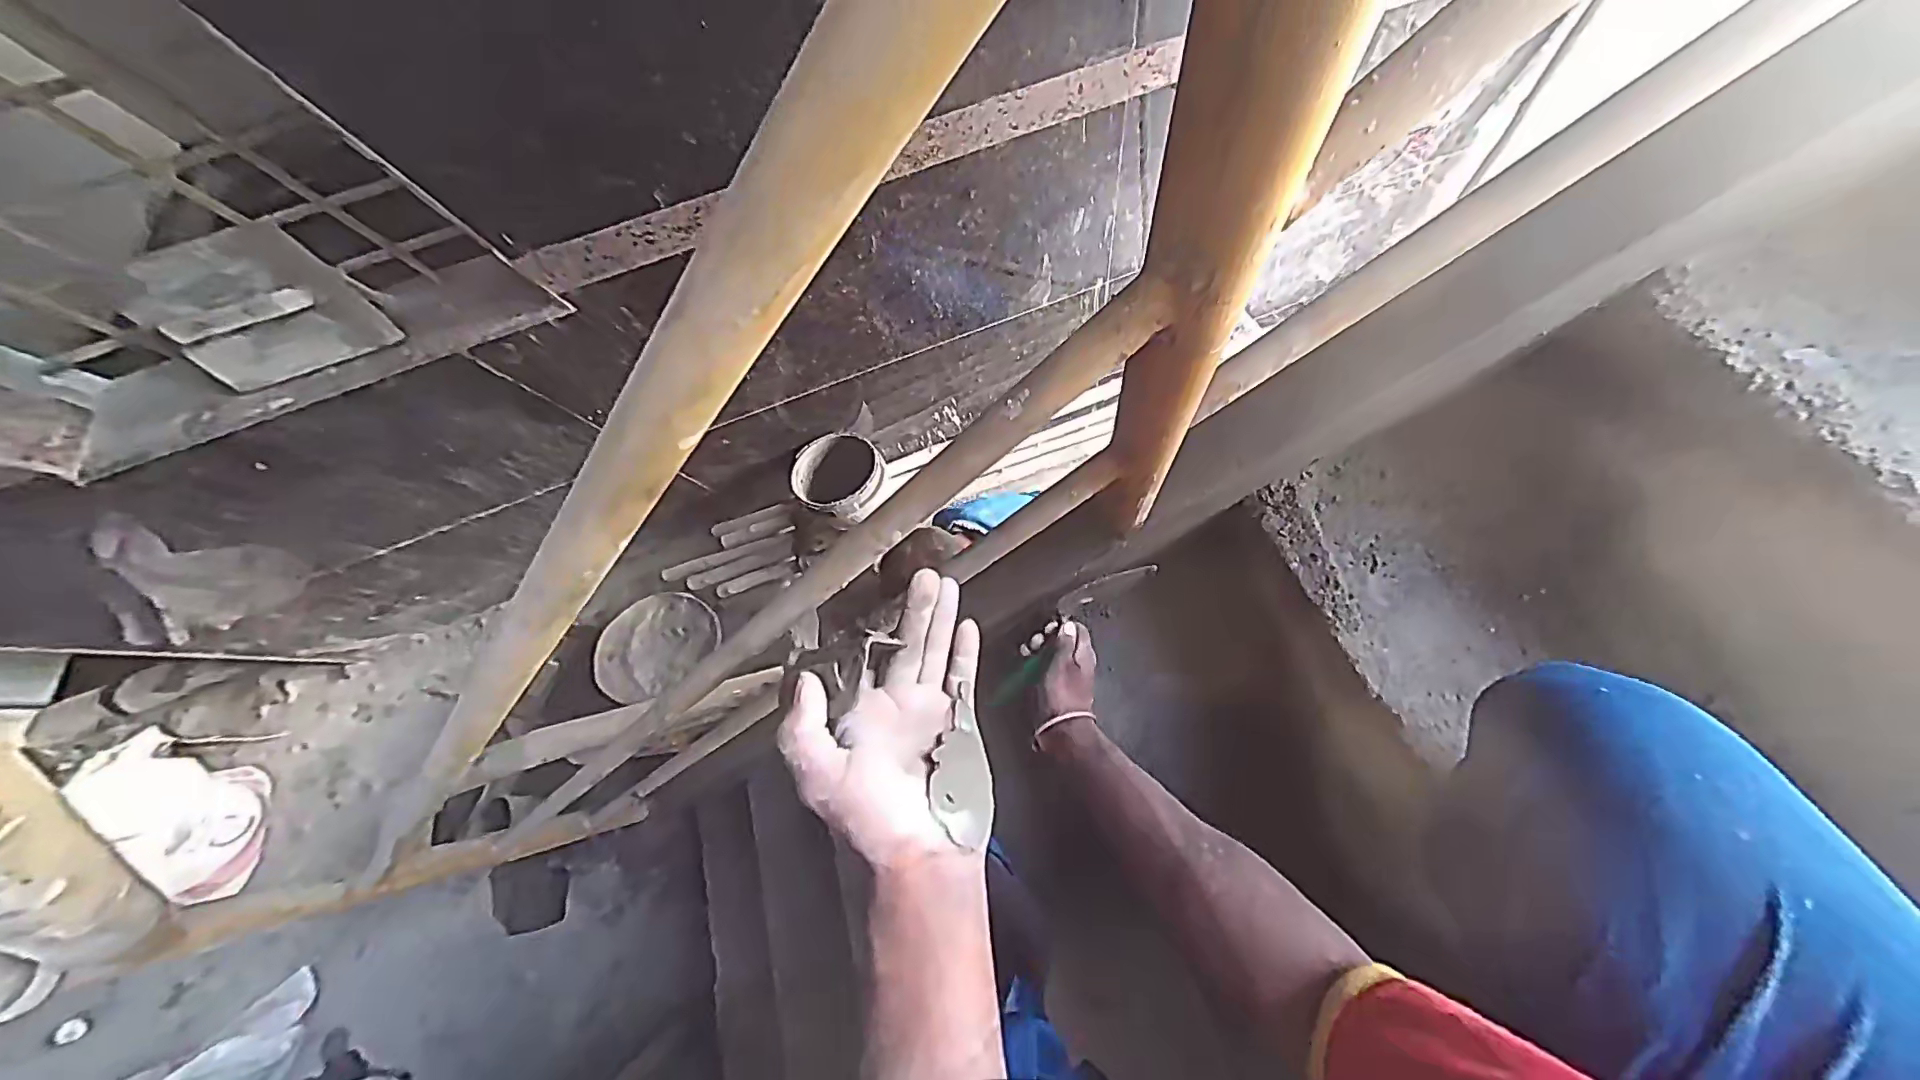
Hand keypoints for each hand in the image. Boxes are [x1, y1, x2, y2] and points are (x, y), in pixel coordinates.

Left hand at [779, 568, 981, 871]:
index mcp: (864, 713)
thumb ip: (802, 725)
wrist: (919, 852)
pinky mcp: (960, 722)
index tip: (868, 593)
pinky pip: (962, 680)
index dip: (866, 627)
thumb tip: (802, 677)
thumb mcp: (818, 772)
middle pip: (908, 645)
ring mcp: (932, 711)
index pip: (865, 658)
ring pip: (936, 654)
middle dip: (915, 610)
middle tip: (923, 572)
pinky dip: (965, 653)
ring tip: (946, 585)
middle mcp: (898, 705)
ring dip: (942, 620)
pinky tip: (966, 627)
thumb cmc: (866, 817)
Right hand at [1035, 619, 1096, 748]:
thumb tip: (1068, 624)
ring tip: (1028, 652)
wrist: (1060, 727)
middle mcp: (1080, 661)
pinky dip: (1039, 662)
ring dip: (1040, 649)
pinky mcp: (1059, 684)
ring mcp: (1070, 673)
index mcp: (1084, 653)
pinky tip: (1027, 663)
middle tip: (1036, 642)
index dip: (1062, 625)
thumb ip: (1065, 642)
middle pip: (1064, 639)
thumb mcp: (1061, 662)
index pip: (1077, 629)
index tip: (1048, 628)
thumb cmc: (1061, 693)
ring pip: (1054, 652)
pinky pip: (1049, 666)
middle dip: (1047, 637)